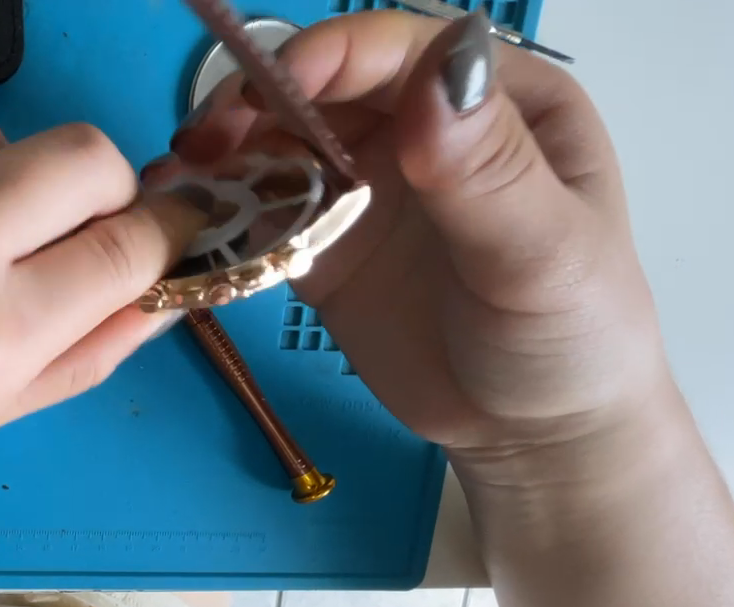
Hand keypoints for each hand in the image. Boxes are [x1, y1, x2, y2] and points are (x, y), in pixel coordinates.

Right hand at [166, 12, 668, 467]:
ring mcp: (363, 198)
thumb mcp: (542, 252)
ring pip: (283, 153)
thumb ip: (485, 169)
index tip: (257, 92)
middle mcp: (419, 137)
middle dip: (254, 109)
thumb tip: (436, 71)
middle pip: (323, 98)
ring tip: (172, 183)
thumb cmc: (561, 333)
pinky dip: (224, 217)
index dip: (326, 60)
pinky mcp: (321, 253)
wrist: (523, 425)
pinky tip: (186, 224)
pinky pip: (265, 221)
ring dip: (225, 160)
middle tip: (196, 146)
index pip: (399, 56)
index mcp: (495, 104)